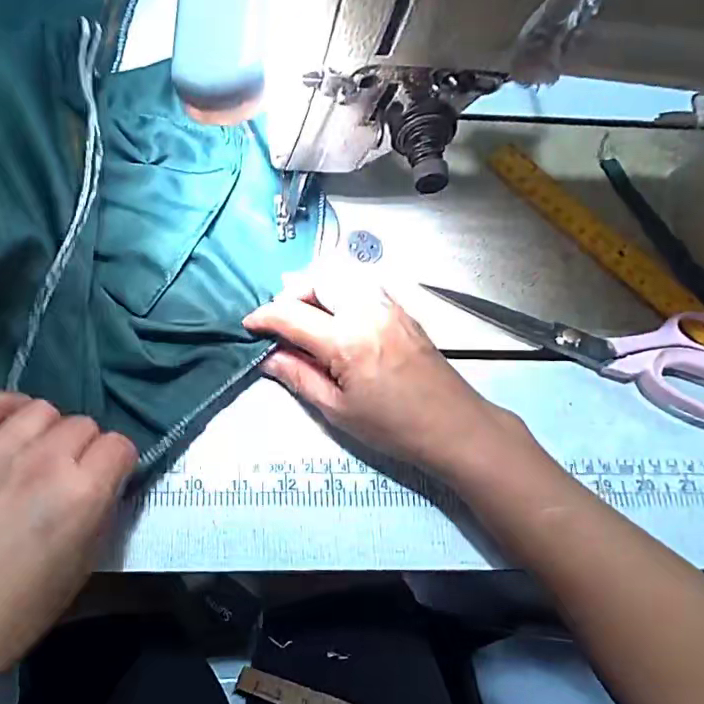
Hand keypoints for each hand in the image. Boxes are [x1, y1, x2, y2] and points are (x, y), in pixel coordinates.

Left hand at [0, 393, 136, 694]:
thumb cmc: (8, 619)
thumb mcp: (77, 576)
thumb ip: (98, 521)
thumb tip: (102, 493)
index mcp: (81, 495)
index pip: (120, 447)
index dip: (119, 466)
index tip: (108, 485)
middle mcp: (43, 461)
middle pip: (84, 424)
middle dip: (87, 450)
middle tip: (71, 480)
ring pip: (41, 410)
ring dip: (50, 431)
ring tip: (38, 458)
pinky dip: (4, 409)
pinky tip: (8, 428)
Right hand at [243, 272, 529, 479]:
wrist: (454, 426)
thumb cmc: (394, 427)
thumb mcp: (338, 411)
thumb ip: (299, 377)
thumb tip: (269, 358)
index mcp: (347, 339)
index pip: (292, 315)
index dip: (264, 317)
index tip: (249, 325)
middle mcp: (367, 311)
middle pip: (317, 279)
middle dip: (291, 294)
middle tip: (280, 322)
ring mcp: (389, 306)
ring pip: (343, 276)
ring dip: (317, 287)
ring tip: (307, 317)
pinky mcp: (403, 310)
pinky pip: (364, 284)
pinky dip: (342, 290)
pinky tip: (337, 315)